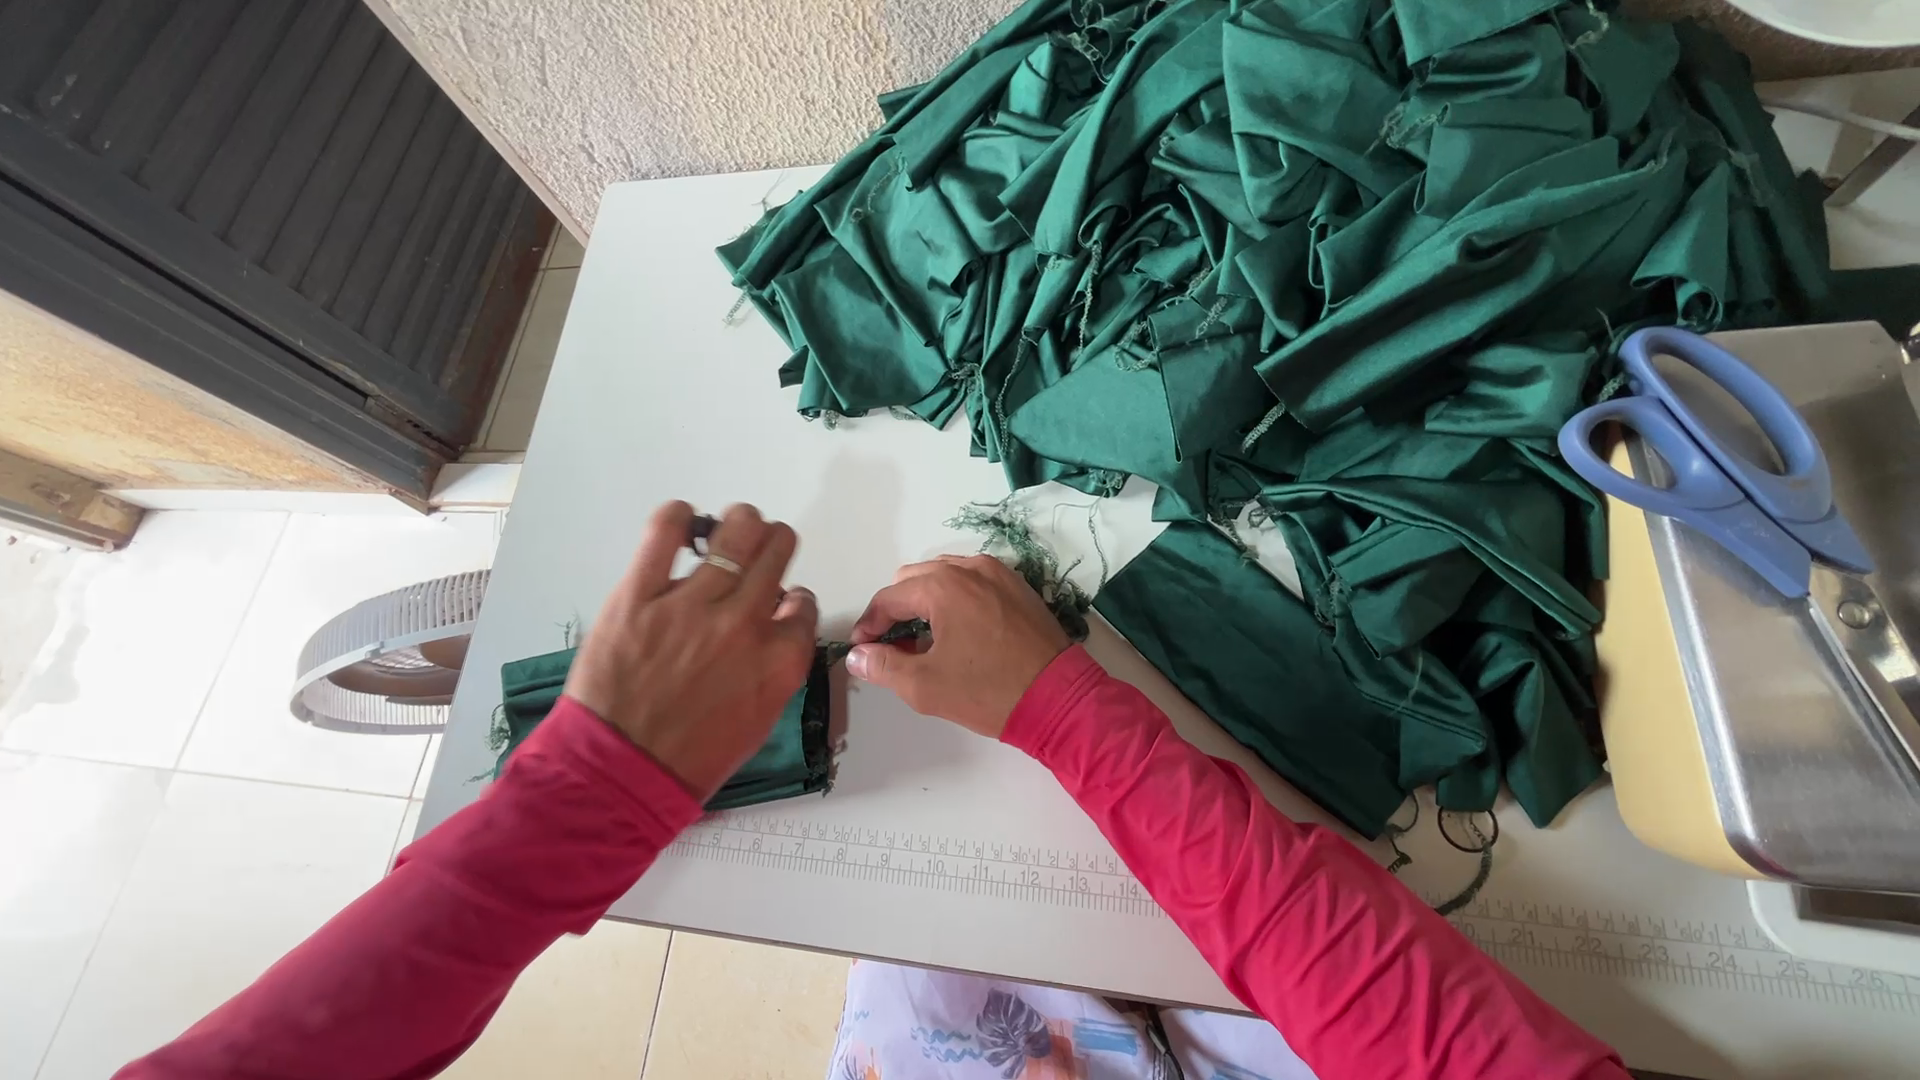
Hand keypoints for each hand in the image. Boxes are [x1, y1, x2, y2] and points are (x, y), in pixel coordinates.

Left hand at [566, 501, 817, 798]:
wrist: (621, 774)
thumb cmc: (695, 756)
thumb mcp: (760, 715)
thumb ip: (777, 664)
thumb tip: (774, 621)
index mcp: (780, 657)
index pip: (803, 599)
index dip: (792, 595)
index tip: (777, 599)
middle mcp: (745, 623)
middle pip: (776, 550)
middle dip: (774, 543)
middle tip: (760, 547)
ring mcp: (692, 605)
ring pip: (736, 532)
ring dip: (742, 522)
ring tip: (731, 528)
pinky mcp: (639, 595)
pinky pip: (665, 533)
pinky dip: (679, 515)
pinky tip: (684, 517)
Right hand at [845, 555, 1069, 737]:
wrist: (1059, 699)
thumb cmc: (988, 691)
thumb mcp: (924, 686)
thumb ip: (882, 665)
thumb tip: (858, 654)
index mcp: (943, 585)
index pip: (889, 597)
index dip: (869, 624)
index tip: (860, 648)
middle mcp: (970, 568)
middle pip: (915, 579)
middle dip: (898, 610)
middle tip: (892, 646)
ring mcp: (999, 574)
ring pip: (946, 577)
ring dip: (927, 603)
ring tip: (924, 641)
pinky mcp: (1019, 587)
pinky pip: (974, 584)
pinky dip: (956, 600)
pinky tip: (958, 633)